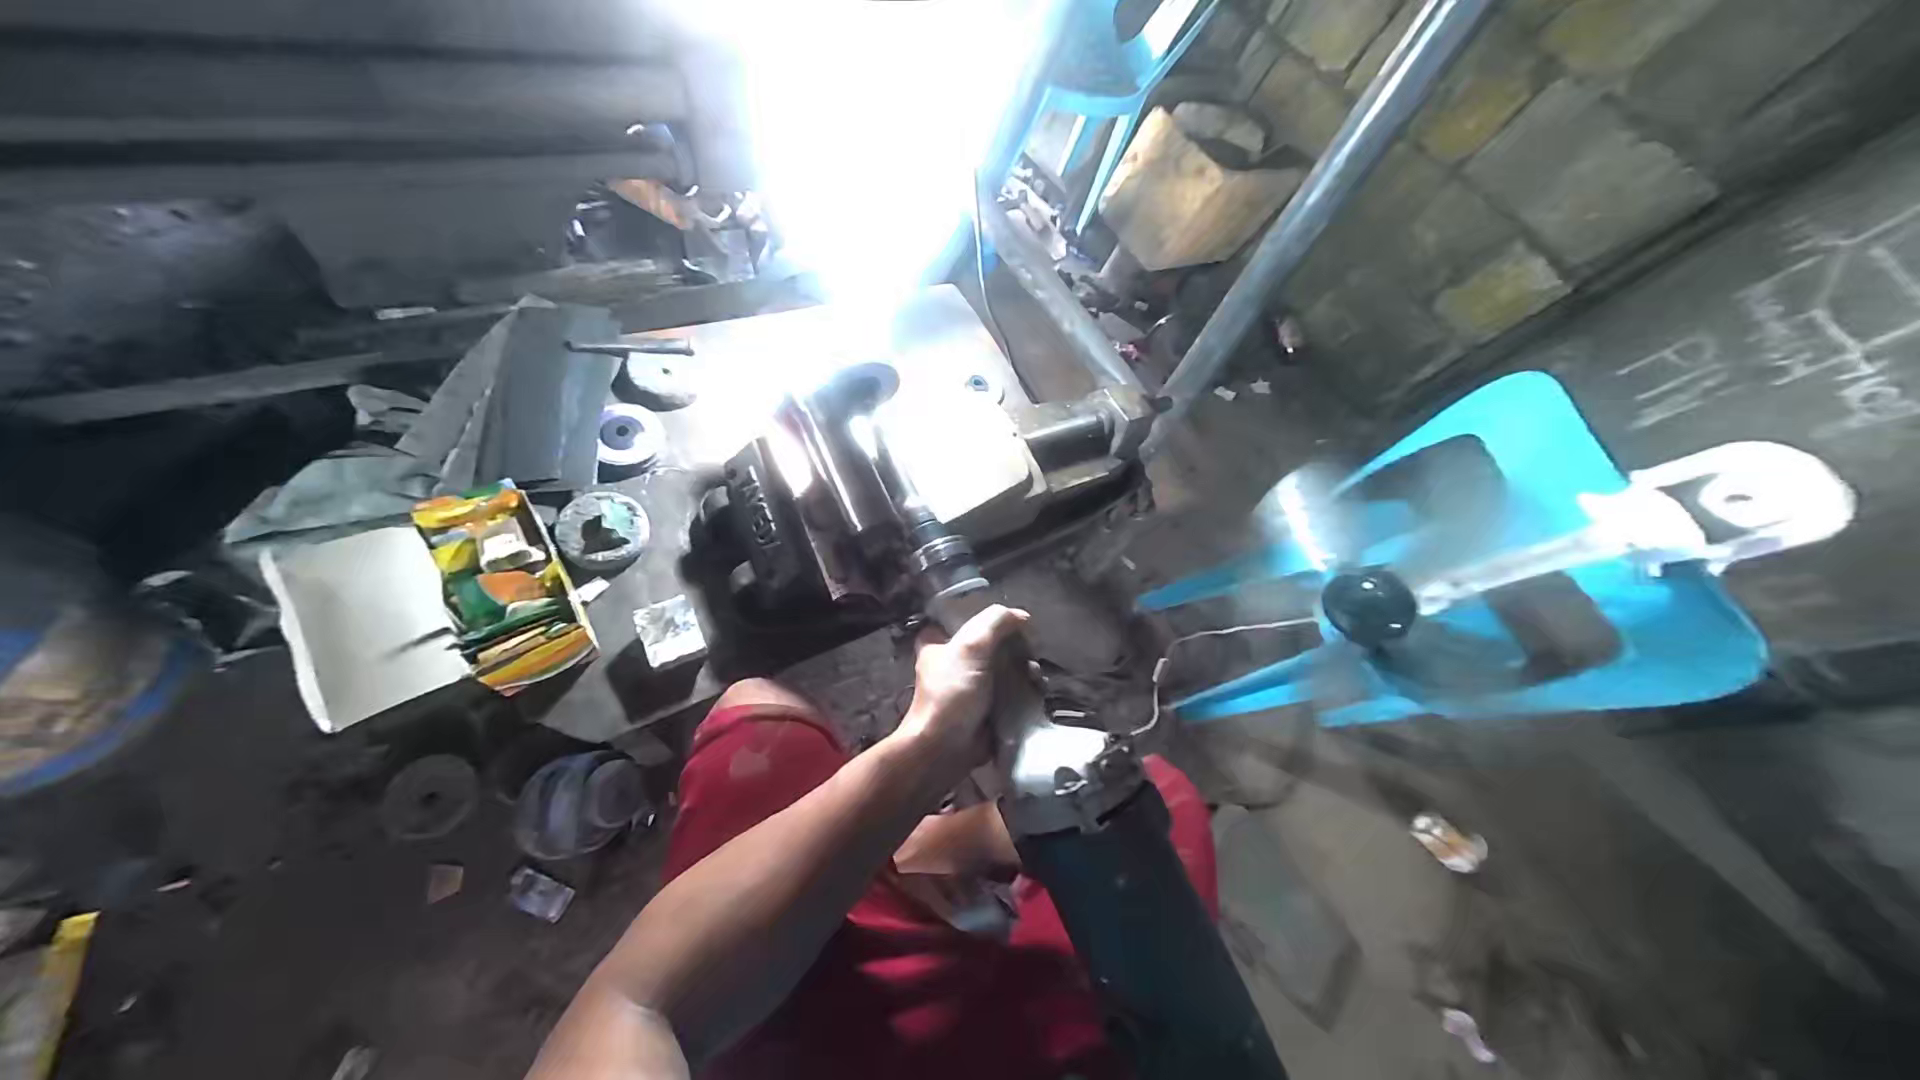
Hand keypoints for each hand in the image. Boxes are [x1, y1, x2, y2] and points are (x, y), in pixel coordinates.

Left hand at [888, 604, 1029, 789]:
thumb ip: (996, 622)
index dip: (986, 618)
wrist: (945, 748)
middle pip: (991, 643)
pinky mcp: (986, 708)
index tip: (1010, 622)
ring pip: (1003, 668)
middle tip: (1029, 652)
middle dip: (1014, 647)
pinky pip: (1010, 692)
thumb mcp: (971, 645)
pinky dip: (1025, 690)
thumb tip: (1023, 617)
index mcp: (937, 642)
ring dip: (1023, 669)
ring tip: (1034, 675)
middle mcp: (953, 662)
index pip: (962, 618)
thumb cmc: (952, 692)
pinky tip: (1037, 689)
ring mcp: (971, 687)